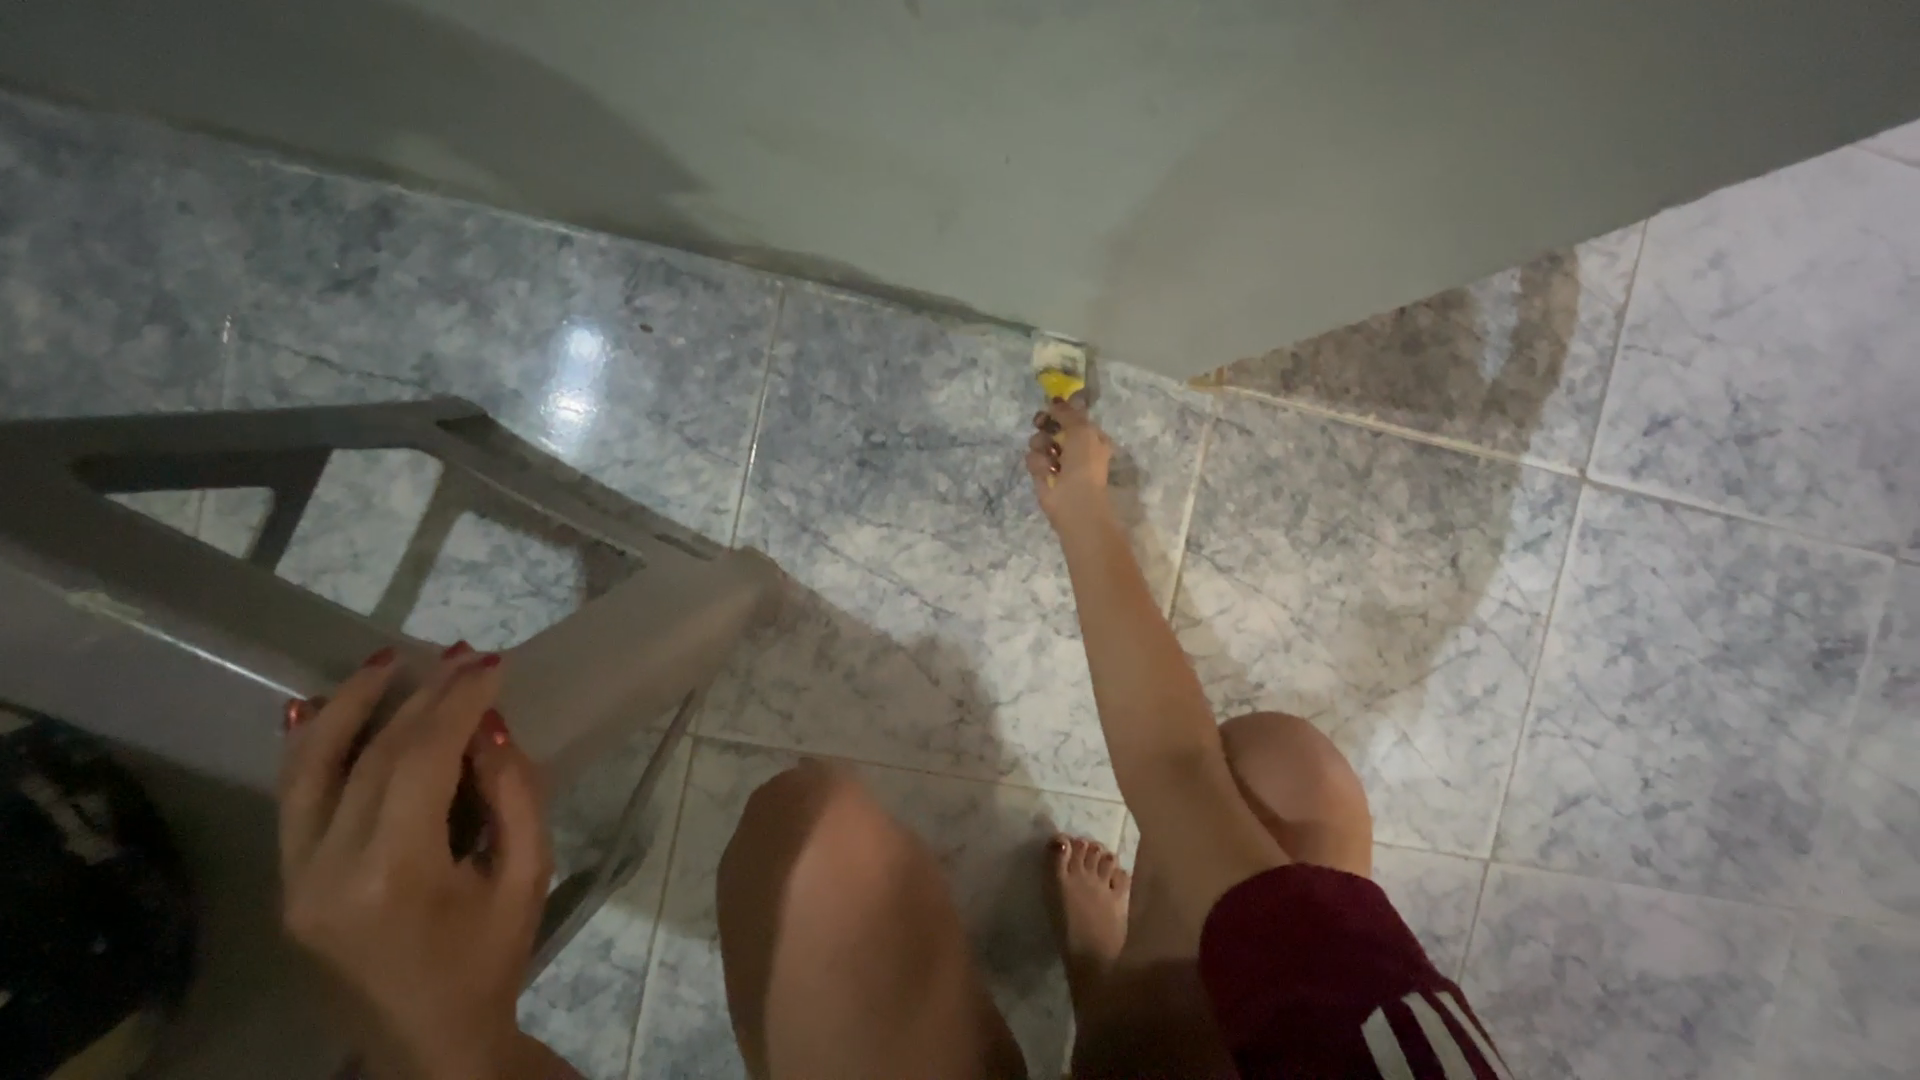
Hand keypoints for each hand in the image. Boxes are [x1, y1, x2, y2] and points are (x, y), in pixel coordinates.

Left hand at [278, 645, 555, 1079]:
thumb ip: (514, 794)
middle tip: (464, 655)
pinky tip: (320, 708)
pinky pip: (293, 800)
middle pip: (373, 755)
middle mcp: (327, 869)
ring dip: (349, 706)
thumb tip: (488, 727)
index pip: (421, 760)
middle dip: (422, 696)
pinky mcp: (288, 882)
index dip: (457, 703)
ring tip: (388, 659)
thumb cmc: (491, 957)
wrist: (427, 1040)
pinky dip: (310, 747)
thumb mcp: (527, 873)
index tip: (491, 665)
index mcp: (396, 873)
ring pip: (312, 769)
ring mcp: (294, 878)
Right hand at [1026, 397, 1113, 527]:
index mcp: (1090, 437)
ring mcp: (1056, 461)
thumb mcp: (1082, 430)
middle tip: (1040, 423)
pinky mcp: (1042, 474)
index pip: (1072, 417)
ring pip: (1039, 441)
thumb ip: (1068, 413)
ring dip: (1041, 446)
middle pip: (1051, 427)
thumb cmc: (1085, 463)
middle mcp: (1074, 447)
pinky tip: (1046, 473)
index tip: (1051, 408)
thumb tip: (1055, 401)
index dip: (1061, 411)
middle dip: (1045, 425)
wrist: (1074, 500)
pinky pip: (1032, 459)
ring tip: (1050, 457)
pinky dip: (1038, 464)